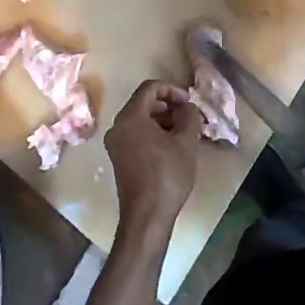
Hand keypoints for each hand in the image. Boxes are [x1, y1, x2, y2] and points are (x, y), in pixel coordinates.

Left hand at [106, 80, 202, 240]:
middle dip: (168, 105)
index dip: (172, 89)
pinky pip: (136, 134)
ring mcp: (115, 144)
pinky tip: (172, 146)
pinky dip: (153, 132)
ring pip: (140, 119)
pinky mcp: (119, 158)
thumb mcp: (186, 142)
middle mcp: (117, 127)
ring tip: (184, 131)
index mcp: (130, 118)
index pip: (150, 88)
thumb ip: (189, 116)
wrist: (147, 216)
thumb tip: (187, 108)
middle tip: (189, 116)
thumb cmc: (167, 175)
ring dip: (163, 119)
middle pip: (143, 102)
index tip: (189, 102)